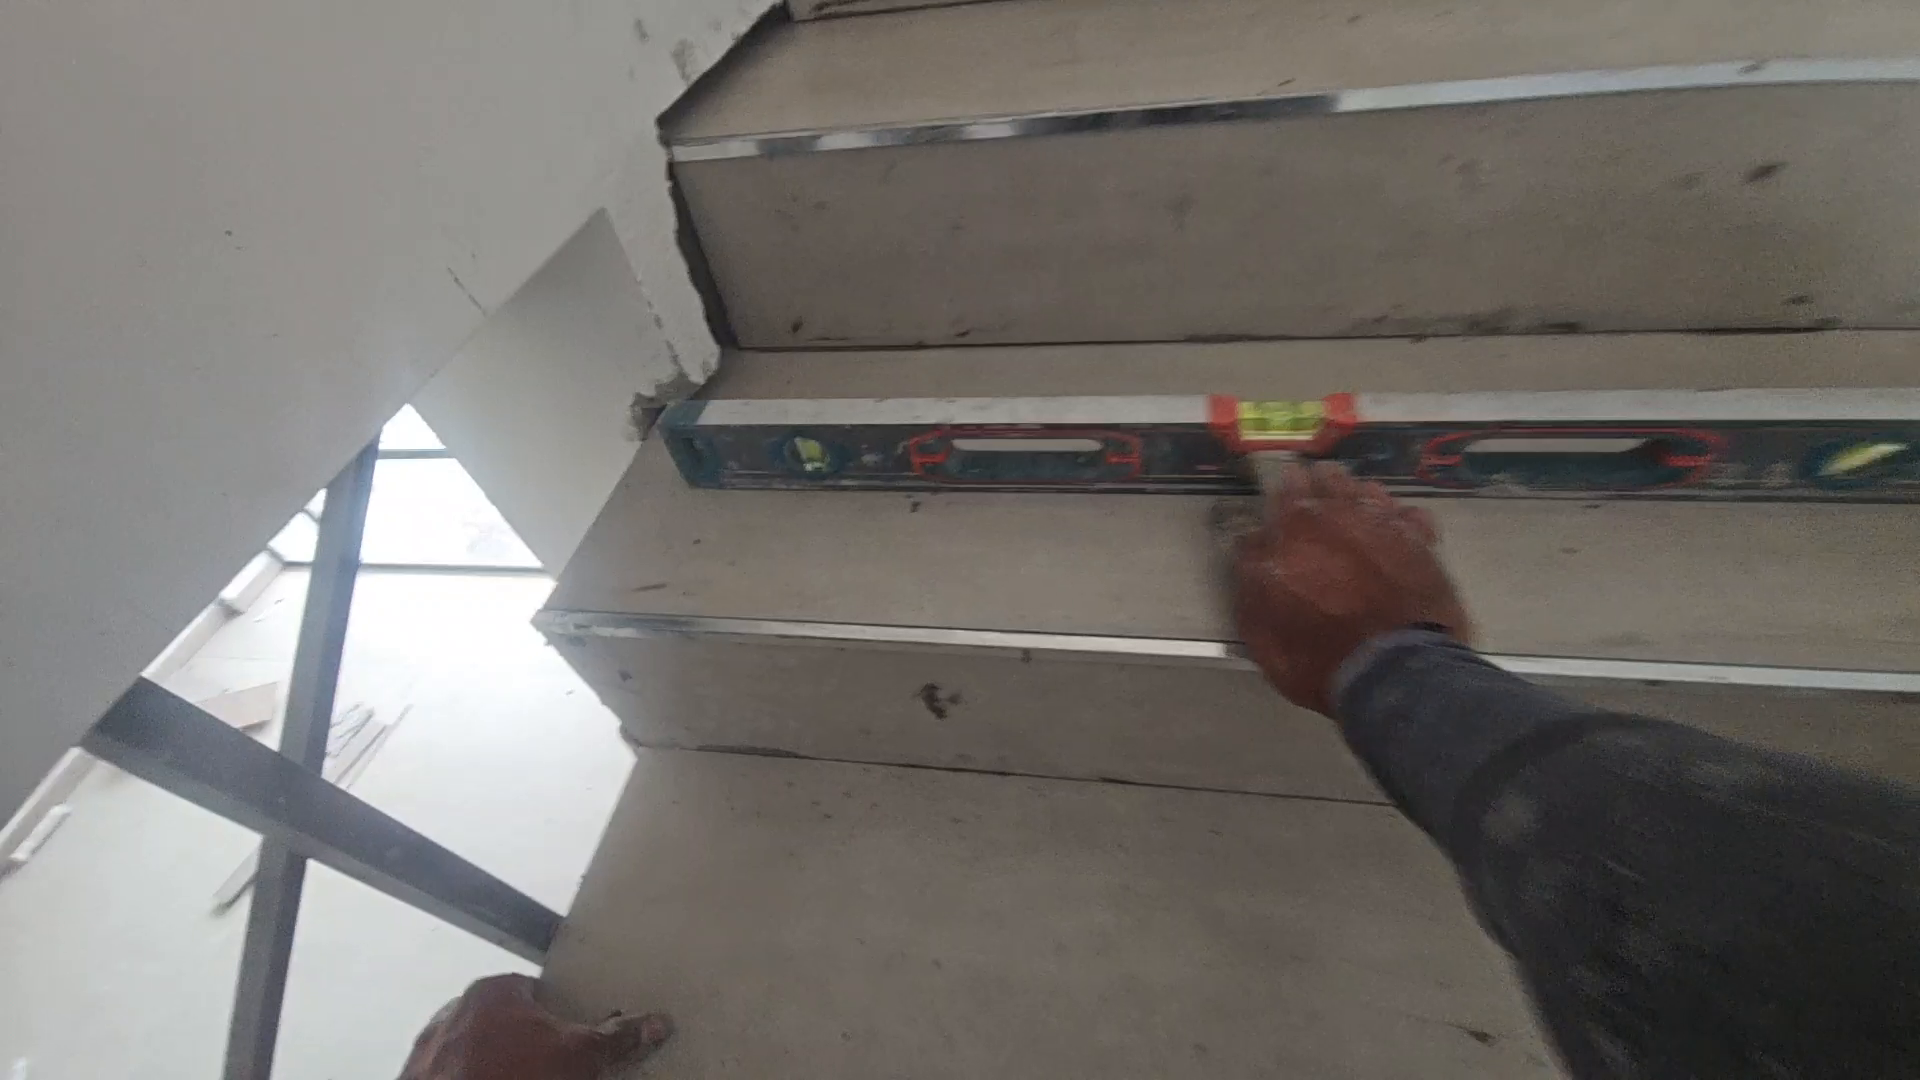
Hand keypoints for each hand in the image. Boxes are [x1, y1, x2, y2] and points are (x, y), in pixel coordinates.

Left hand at [399, 974, 672, 1079]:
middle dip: (516, 1044)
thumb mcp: (578, 1057)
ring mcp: (421, 1054)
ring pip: (466, 1053)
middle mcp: (451, 1012)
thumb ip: (616, 1037)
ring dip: (484, 1067)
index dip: (550, 1019)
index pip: (532, 993)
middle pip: (497, 1022)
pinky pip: (441, 1078)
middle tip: (537, 1068)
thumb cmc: (517, 1078)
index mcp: (492, 991)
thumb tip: (660, 1022)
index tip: (559, 1043)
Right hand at [1233, 462, 1472, 716]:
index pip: (1282, 489)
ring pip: (1366, 488)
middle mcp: (1337, 516)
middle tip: (1312, 491)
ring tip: (1350, 504)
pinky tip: (1395, 526)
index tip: (1279, 492)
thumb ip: (1248, 577)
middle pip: (1325, 480)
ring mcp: (1384, 526)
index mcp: (1291, 531)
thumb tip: (1250, 541)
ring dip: (1355, 493)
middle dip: (1316, 483)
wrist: (1395, 674)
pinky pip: (1409, 513)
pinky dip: (1399, 516)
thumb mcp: (1258, 627)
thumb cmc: (1315, 654)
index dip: (1280, 488)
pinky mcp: (1423, 544)